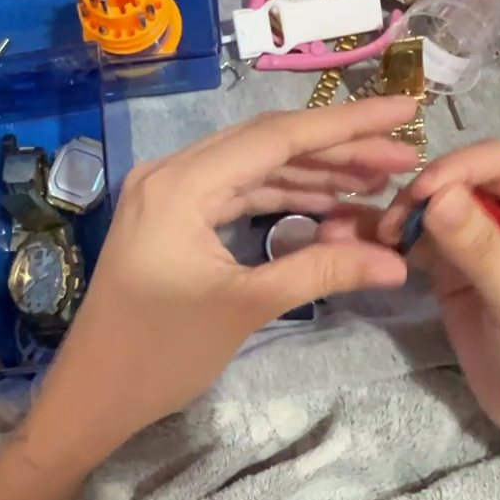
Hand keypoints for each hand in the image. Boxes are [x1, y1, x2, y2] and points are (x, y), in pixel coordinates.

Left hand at [23, 97, 422, 470]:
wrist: (94, 391)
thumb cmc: (159, 353)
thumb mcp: (246, 307)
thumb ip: (322, 271)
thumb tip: (398, 261)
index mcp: (181, 184)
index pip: (276, 137)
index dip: (346, 124)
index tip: (405, 109)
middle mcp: (171, 172)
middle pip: (267, 145)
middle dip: (338, 150)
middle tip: (404, 157)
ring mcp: (168, 192)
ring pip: (253, 168)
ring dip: (313, 175)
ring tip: (378, 182)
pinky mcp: (172, 216)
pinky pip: (236, 193)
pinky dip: (282, 198)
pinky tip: (329, 205)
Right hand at [319, 140, 499, 454]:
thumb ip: (484, 251)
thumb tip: (437, 195)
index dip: (457, 170)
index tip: (416, 195)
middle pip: (461, 182)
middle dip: (420, 195)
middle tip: (387, 227)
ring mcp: (485, 246)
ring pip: (435, 211)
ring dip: (400, 217)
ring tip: (370, 238)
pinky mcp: (457, 274)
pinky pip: (423, 245)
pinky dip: (396, 242)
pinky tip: (371, 247)